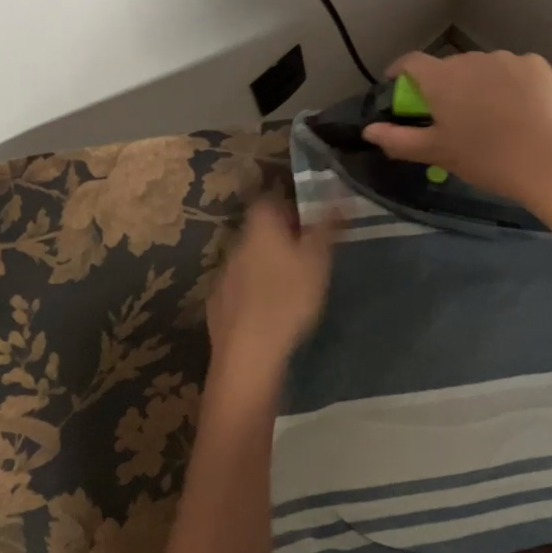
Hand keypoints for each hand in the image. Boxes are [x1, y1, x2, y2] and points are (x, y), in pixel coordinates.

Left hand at [206, 196, 336, 378]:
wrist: (248, 355)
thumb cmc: (289, 299)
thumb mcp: (318, 260)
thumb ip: (326, 227)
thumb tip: (334, 197)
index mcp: (261, 228)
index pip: (269, 199)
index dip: (287, 203)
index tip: (307, 217)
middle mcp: (236, 245)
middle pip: (258, 229)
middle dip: (279, 236)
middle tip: (305, 251)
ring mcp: (223, 275)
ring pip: (248, 259)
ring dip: (265, 264)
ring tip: (289, 283)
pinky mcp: (216, 305)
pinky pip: (239, 287)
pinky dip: (253, 291)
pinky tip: (268, 308)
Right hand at [362, 51, 551, 206]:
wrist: (546, 162)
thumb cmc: (485, 159)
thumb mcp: (437, 153)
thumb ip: (398, 139)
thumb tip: (369, 130)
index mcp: (442, 78)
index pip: (411, 62)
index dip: (402, 72)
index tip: (401, 88)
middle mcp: (472, 58)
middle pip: (451, 67)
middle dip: (447, 86)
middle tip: (454, 117)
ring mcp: (507, 58)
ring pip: (485, 68)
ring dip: (481, 85)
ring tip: (493, 117)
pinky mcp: (537, 65)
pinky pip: (516, 70)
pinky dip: (513, 84)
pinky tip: (522, 110)